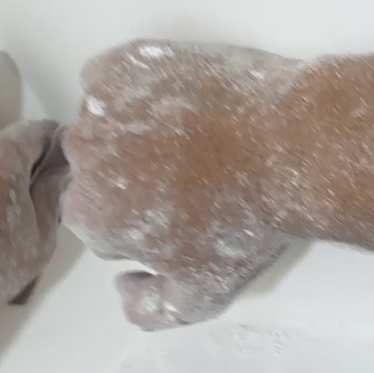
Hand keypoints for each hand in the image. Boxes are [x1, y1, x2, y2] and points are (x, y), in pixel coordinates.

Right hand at [61, 40, 303, 329]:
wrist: (291, 147)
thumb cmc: (248, 223)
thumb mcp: (202, 295)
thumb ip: (149, 309)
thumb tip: (124, 290)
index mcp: (89, 216)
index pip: (100, 225)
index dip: (140, 226)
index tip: (178, 215)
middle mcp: (82, 158)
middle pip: (96, 175)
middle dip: (130, 181)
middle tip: (187, 178)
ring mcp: (100, 105)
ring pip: (103, 128)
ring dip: (131, 135)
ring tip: (190, 141)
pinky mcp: (124, 63)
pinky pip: (112, 82)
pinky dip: (135, 93)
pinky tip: (181, 108)